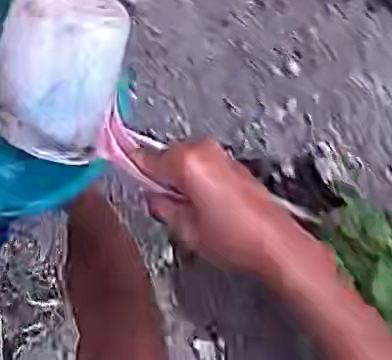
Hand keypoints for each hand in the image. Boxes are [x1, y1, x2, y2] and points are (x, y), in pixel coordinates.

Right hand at [135, 140, 331, 286]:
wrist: (276, 243)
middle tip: (168, 208)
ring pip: (183, 160)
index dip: (128, 163)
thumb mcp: (187, 231)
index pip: (145, 157)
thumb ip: (162, 207)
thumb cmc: (237, 239)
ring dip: (181, 180)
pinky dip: (197, 178)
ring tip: (195, 212)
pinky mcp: (230, 161)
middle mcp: (202, 149)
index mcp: (187, 162)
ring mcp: (218, 153)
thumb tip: (152, 196)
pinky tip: (208, 206)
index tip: (115, 157)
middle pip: (164, 157)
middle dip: (162, 179)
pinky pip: (201, 164)